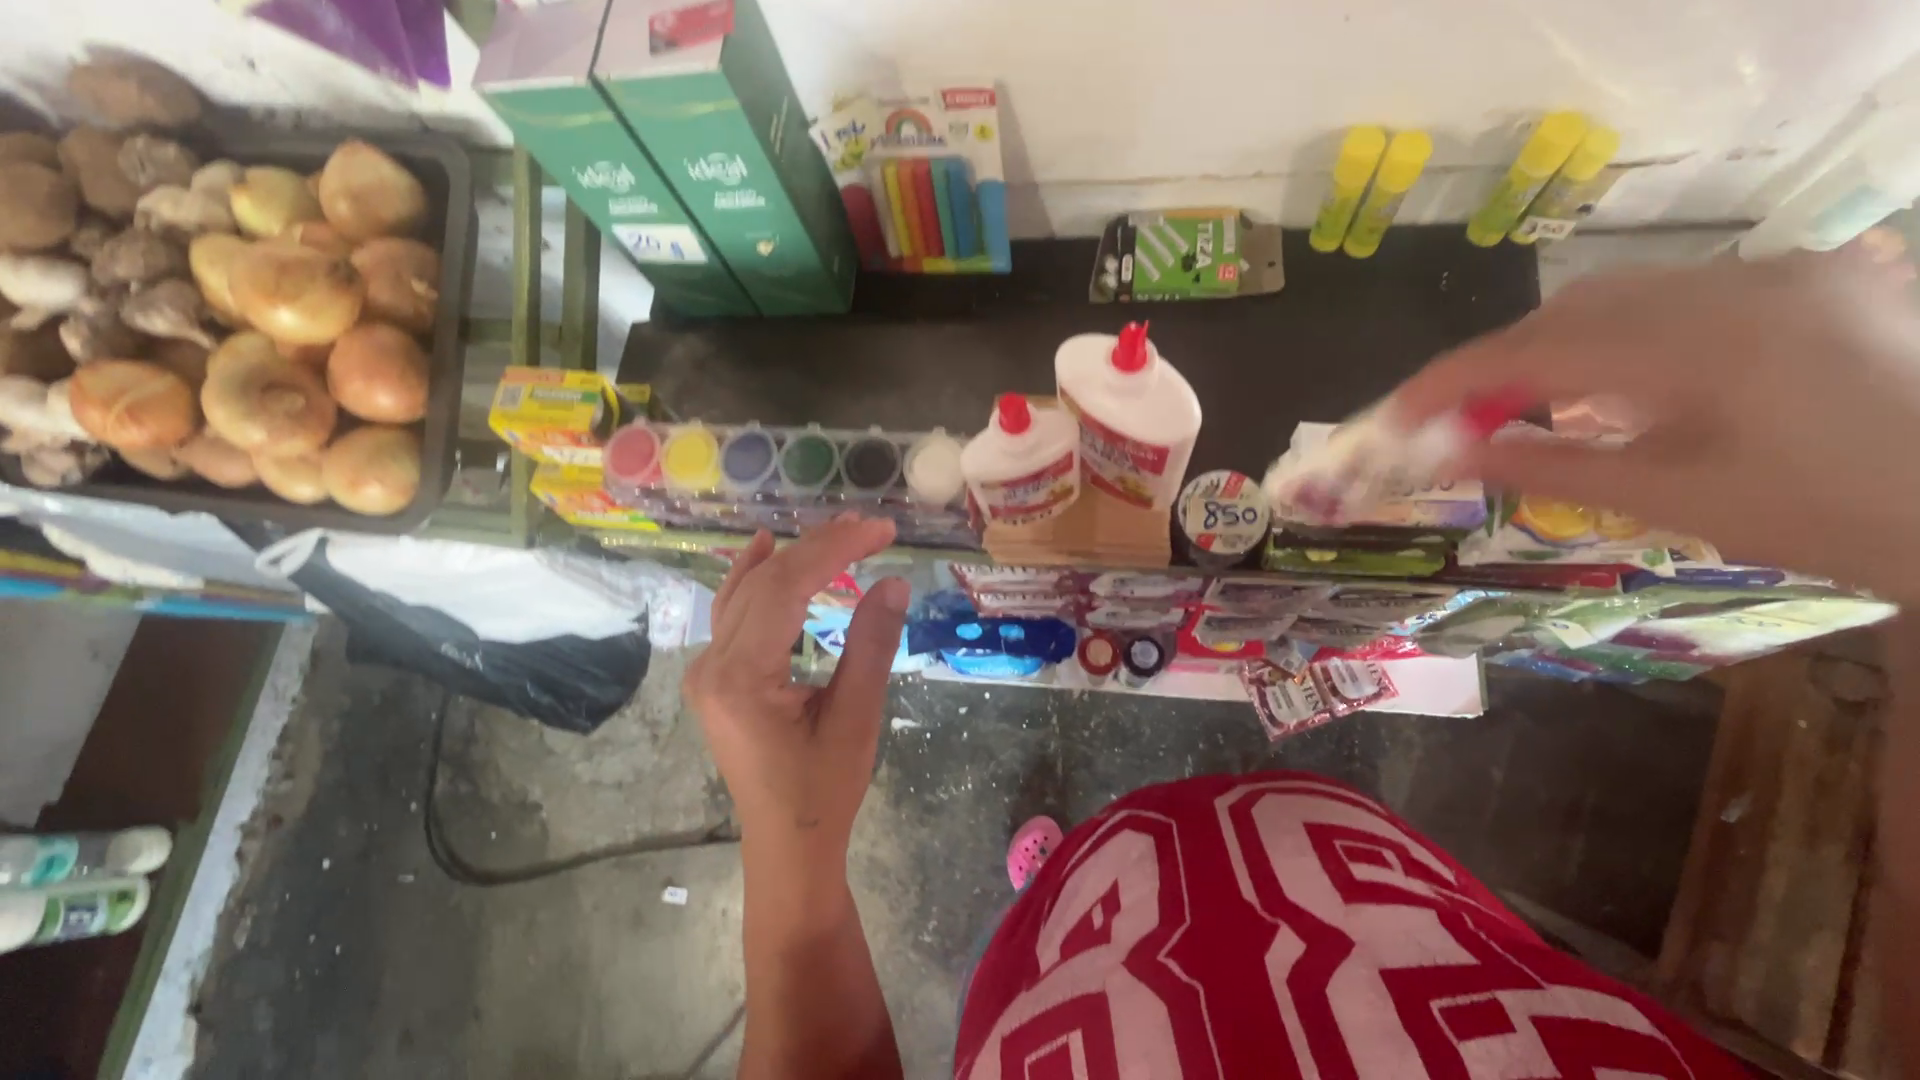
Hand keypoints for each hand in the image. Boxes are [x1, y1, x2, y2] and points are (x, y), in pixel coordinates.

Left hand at [683, 517, 908, 859]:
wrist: (787, 844)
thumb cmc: (823, 791)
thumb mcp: (856, 718)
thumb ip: (871, 646)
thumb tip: (894, 582)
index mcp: (741, 676)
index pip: (788, 587)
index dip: (836, 550)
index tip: (881, 531)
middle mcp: (712, 665)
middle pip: (765, 582)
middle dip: (818, 548)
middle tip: (869, 527)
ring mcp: (707, 671)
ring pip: (746, 592)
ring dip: (791, 558)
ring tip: (835, 533)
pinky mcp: (715, 678)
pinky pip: (733, 613)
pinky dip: (754, 578)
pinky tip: (763, 549)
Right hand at [1393, 251, 1919, 601]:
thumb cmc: (1839, 519)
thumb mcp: (1679, 501)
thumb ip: (1551, 468)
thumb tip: (1451, 455)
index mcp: (1706, 344)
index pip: (1536, 348)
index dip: (1450, 379)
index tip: (1393, 414)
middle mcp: (1740, 284)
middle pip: (1571, 309)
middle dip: (1499, 362)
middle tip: (1456, 421)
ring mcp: (1783, 272)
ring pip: (1623, 295)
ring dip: (1556, 347)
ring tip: (1528, 406)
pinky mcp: (1812, 278)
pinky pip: (1680, 296)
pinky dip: (1621, 337)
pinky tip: (1617, 383)